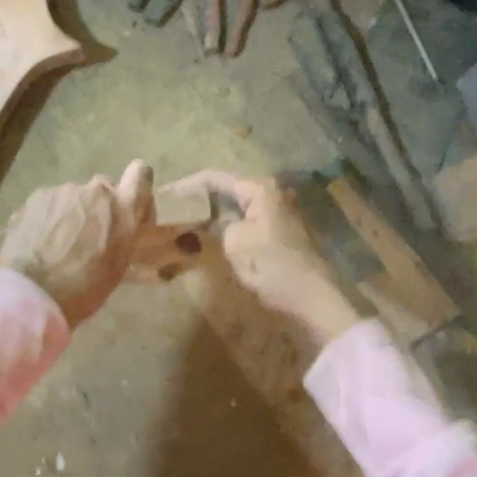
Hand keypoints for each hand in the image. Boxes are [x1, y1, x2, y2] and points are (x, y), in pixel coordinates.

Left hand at [0, 160, 154, 328]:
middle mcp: (96, 191)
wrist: (32, 293)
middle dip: (99, 208)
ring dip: (71, 214)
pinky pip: (50, 203)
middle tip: (87, 238)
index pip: (141, 173)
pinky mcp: (36, 196)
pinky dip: (48, 218)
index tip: (128, 210)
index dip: (135, 187)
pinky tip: (38, 242)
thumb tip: (119, 230)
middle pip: (103, 189)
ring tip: (57, 245)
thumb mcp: (117, 268)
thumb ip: (122, 236)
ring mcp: (63, 190)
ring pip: (73, 197)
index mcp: (122, 209)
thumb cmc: (82, 289)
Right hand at [174, 170, 359, 344]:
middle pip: (226, 190)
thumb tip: (203, 221)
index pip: (214, 177)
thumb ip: (214, 225)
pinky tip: (209, 236)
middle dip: (199, 199)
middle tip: (172, 210)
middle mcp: (271, 193)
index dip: (187, 185)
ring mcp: (277, 213)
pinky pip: (245, 221)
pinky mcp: (279, 233)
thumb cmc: (272, 265)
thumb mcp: (233, 243)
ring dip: (212, 214)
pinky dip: (226, 225)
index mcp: (260, 189)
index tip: (164, 195)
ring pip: (236, 207)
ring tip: (185, 222)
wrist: (312, 299)